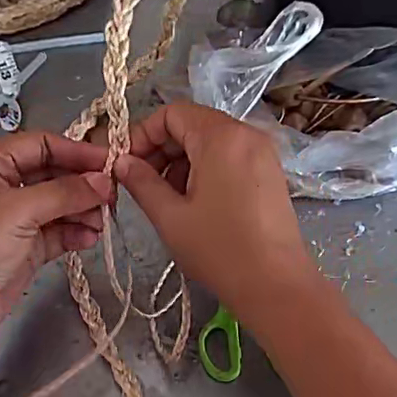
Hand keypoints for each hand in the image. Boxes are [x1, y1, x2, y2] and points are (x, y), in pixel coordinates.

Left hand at [0, 132, 111, 359]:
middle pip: (55, 175)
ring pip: (61, 205)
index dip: (77, 152)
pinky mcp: (29, 247)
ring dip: (83, 211)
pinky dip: (76, 233)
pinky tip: (90, 238)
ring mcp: (19, 218)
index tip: (110, 163)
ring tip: (101, 221)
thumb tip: (104, 181)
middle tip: (112, 196)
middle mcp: (7, 186)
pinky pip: (60, 232)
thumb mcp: (20, 210)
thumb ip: (65, 192)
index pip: (43, 145)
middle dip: (83, 185)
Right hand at [113, 104, 318, 322]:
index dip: (143, 134)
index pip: (172, 113)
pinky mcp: (271, 174)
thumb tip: (122, 162)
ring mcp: (263, 153)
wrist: (275, 283)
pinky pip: (230, 158)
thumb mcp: (170, 217)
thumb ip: (142, 183)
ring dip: (183, 163)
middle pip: (193, 125)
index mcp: (220, 136)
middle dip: (162, 150)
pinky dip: (207, 171)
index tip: (127, 165)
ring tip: (169, 200)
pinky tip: (196, 204)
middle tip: (143, 186)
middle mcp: (246, 134)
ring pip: (211, 142)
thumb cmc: (218, 249)